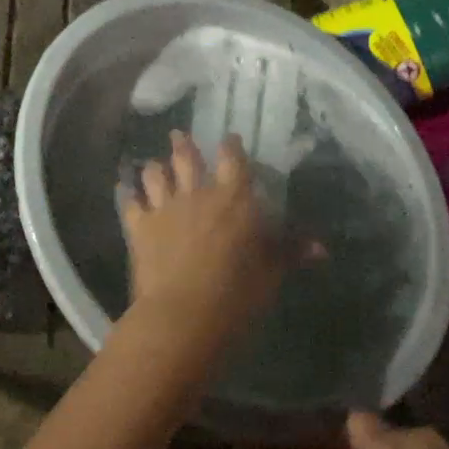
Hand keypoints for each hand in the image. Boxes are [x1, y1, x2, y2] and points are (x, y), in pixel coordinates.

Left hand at [119, 131, 297, 344]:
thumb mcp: (270, 274)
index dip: (230, 146)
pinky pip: (131, 202)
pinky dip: (129, 195)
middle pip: (186, 157)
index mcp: (233, 200)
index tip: (229, 138)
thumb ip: (289, 253)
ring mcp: (164, 207)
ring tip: (154, 165)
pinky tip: (127, 191)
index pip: (232, 160)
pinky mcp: (140, 226)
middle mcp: (196, 193)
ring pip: (155, 174)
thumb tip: (322, 247)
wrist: (183, 314)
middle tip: (178, 134)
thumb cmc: (236, 295)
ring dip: (155, 168)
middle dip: (183, 144)